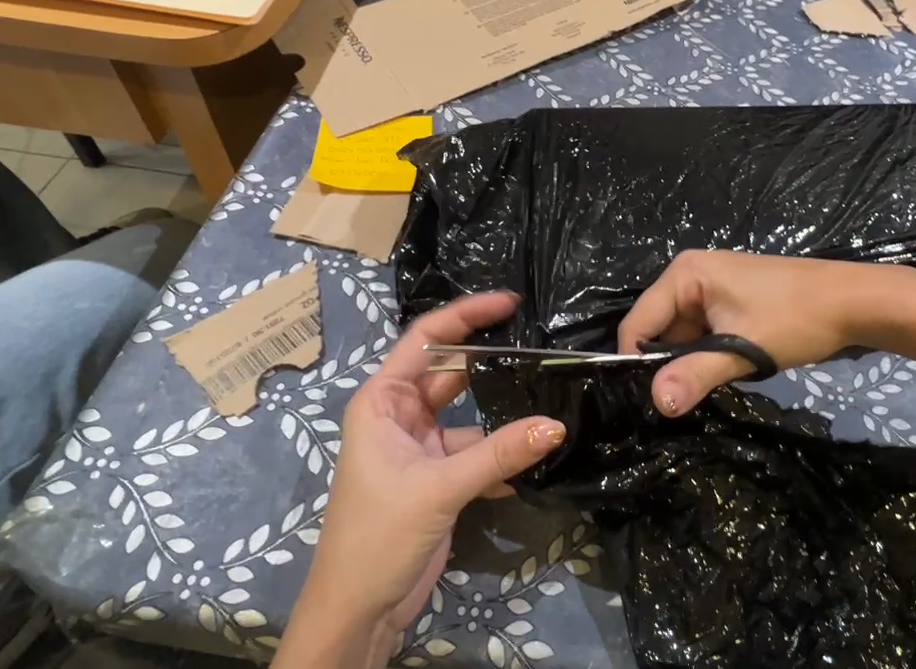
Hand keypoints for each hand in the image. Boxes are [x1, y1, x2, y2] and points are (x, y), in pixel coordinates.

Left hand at [278, 293, 563, 667]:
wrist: (357, 613)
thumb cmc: (376, 536)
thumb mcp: (439, 488)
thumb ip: (500, 453)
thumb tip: (558, 424)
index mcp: (382, 400)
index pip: (426, 338)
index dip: (465, 315)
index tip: (509, 301)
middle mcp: (400, 414)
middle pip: (451, 370)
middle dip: (490, 357)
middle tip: (539, 342)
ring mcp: (419, 445)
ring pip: (468, 411)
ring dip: (501, 409)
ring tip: (548, 391)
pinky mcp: (437, 476)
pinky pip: (476, 448)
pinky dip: (502, 451)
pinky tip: (537, 454)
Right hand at [616, 250, 880, 416]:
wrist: (853, 302)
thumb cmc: (795, 318)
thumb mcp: (743, 350)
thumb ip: (695, 374)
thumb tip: (657, 402)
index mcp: (684, 274)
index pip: (638, 323)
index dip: (639, 362)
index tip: (651, 401)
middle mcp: (690, 275)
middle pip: (659, 330)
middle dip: (671, 364)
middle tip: (684, 400)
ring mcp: (710, 288)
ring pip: (683, 336)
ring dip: (694, 362)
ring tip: (713, 382)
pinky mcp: (729, 302)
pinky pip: (703, 334)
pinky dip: (711, 355)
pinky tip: (730, 369)